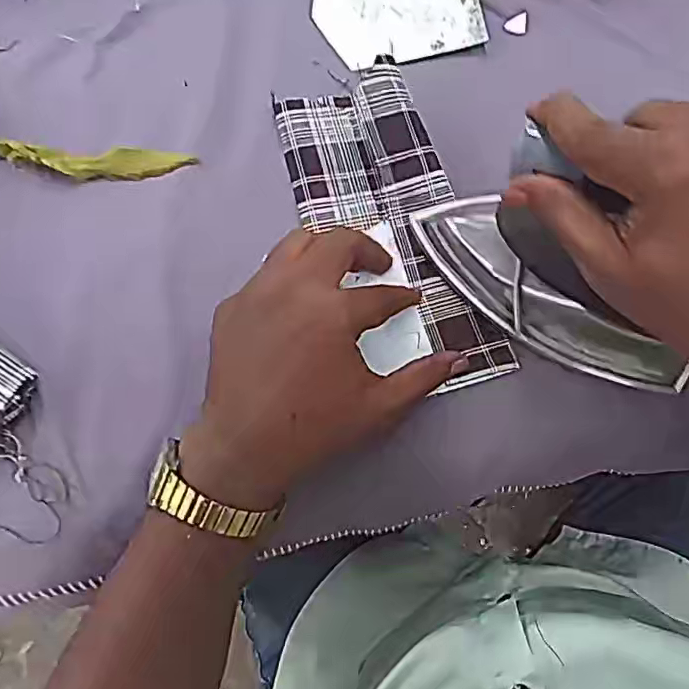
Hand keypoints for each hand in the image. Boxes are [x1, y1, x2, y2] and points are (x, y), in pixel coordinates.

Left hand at [178, 228, 464, 511]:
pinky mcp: (233, 306)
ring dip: (324, 248)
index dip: (402, 297)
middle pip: (335, 242)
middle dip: (366, 247)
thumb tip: (455, 360)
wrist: (244, 446)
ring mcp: (258, 293)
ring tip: (339, 266)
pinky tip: (298, 300)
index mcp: (333, 312)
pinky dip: (289, 275)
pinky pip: (265, 273)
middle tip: (379, 265)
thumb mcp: (379, 406)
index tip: (410, 299)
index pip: (380, 294)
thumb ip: (422, 378)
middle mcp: (294, 290)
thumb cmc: (312, 429)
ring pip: (294, 244)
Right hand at [506, 95, 688, 436]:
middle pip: (639, 118)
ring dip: (665, 148)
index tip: (539, 115)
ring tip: (677, 203)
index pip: (591, 128)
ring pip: (684, 119)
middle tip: (627, 201)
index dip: (557, 119)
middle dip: (622, 150)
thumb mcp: (615, 273)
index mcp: (667, 166)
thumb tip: (521, 184)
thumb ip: (564, 217)